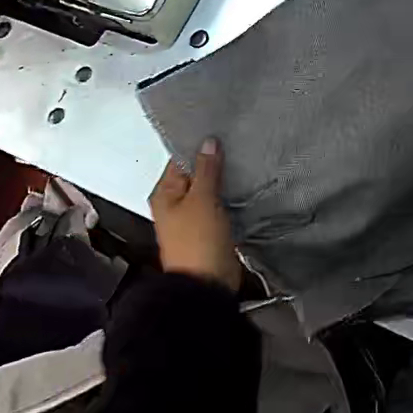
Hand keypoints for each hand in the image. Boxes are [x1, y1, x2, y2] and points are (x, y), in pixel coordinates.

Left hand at [149, 136, 241, 290]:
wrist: (207, 282)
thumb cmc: (198, 240)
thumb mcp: (201, 200)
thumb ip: (207, 170)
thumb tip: (209, 142)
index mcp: (165, 193)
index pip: (180, 160)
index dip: (199, 146)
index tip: (221, 130)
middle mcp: (177, 202)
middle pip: (197, 173)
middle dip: (216, 161)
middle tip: (239, 141)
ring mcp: (195, 215)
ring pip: (212, 188)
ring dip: (226, 178)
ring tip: (247, 158)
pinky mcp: (213, 226)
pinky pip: (222, 203)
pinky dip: (232, 194)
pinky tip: (248, 183)